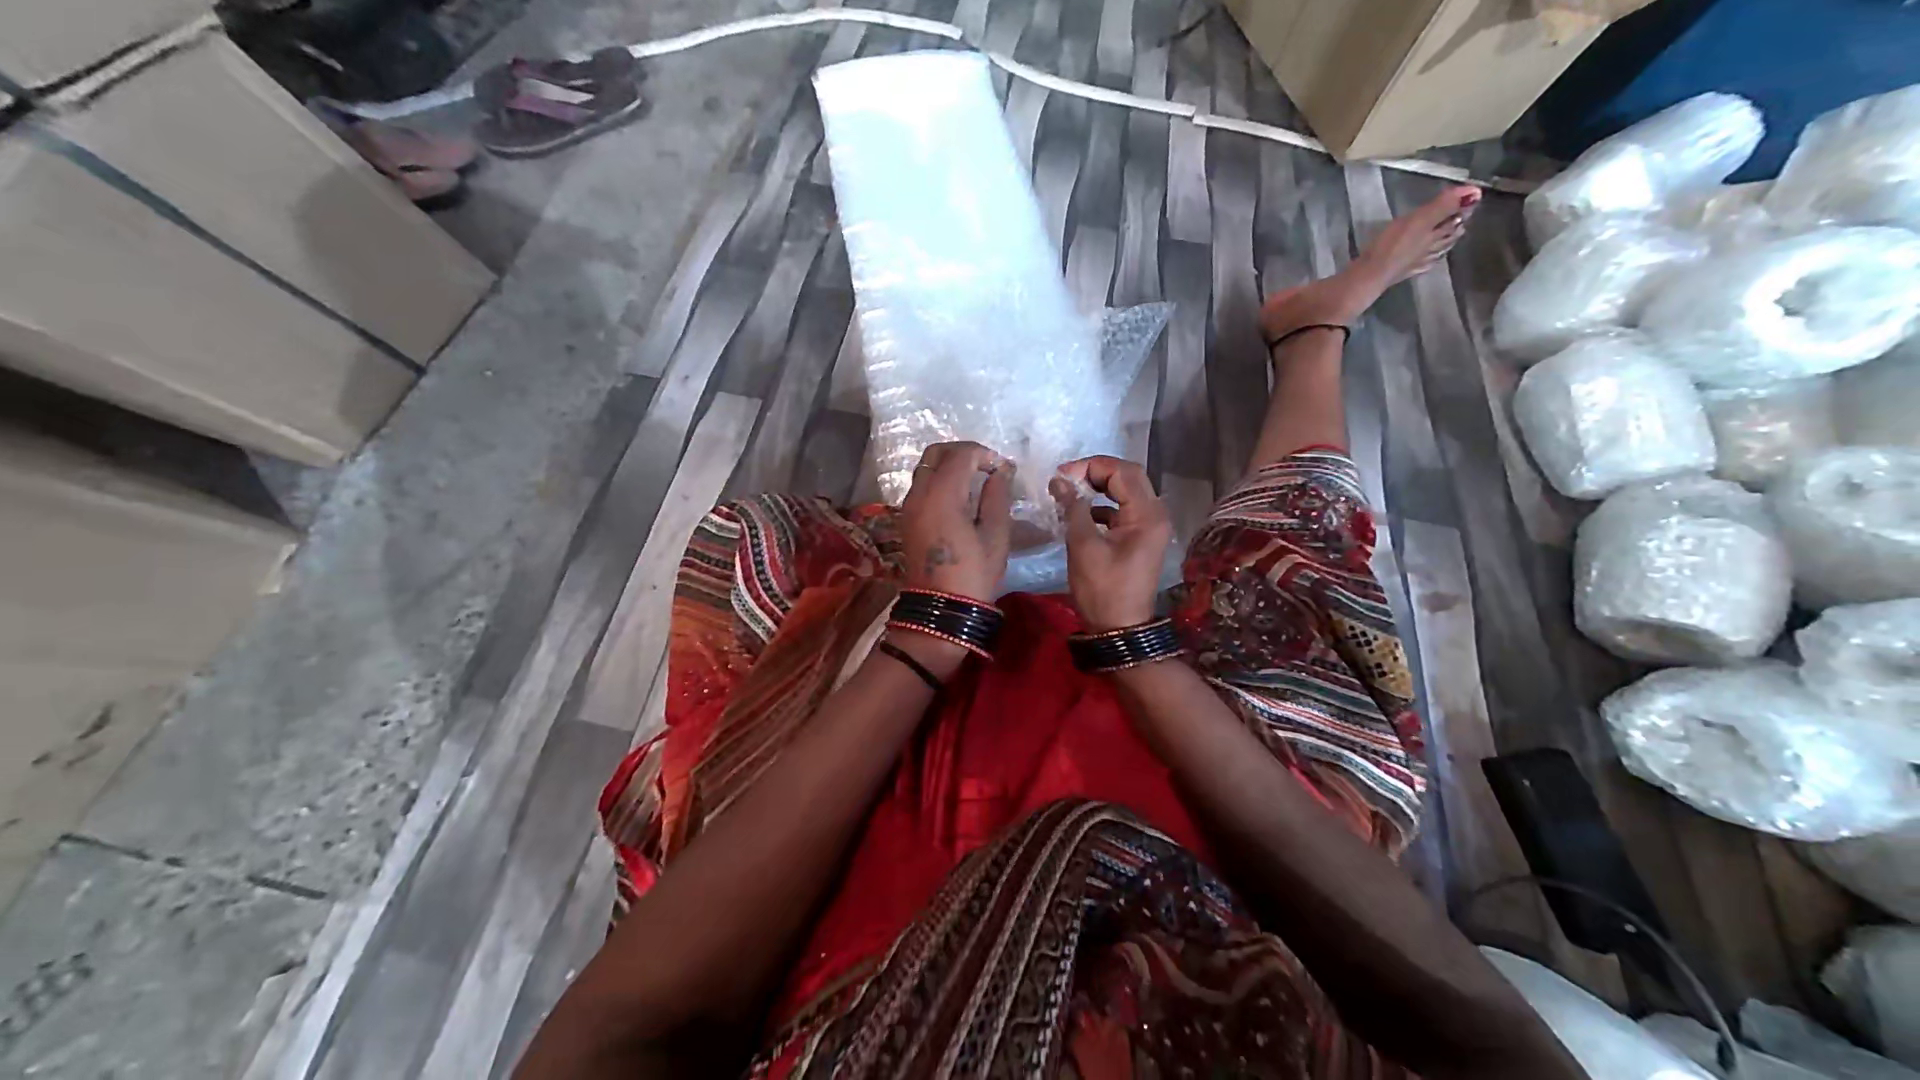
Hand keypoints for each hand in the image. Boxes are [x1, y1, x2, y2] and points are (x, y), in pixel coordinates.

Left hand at [900, 441, 1013, 602]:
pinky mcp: (906, 518)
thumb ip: (997, 496)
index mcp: (942, 495)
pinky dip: (938, 480)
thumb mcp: (995, 534)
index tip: (1001, 467)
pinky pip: (921, 486)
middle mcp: (919, 494)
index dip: (983, 454)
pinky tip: (959, 496)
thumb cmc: (973, 572)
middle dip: (961, 452)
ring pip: (925, 468)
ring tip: (974, 480)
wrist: (941, 607)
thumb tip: (999, 472)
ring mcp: (909, 506)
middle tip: (985, 466)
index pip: (960, 455)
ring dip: (948, 465)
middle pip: (935, 453)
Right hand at [1051, 456, 1173, 631]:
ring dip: (1099, 487)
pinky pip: (1123, 509)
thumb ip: (1073, 508)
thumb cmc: (1102, 589)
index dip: (1091, 466)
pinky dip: (1103, 505)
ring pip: (1126, 491)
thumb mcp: (1083, 546)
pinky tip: (1081, 513)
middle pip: (1128, 477)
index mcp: (1147, 515)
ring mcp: (1150, 526)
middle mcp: (1156, 514)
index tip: (1062, 475)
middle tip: (1066, 479)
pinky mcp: (1141, 537)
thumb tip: (1059, 481)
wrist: (1120, 628)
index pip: (1123, 471)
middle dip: (1095, 472)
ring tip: (1070, 492)